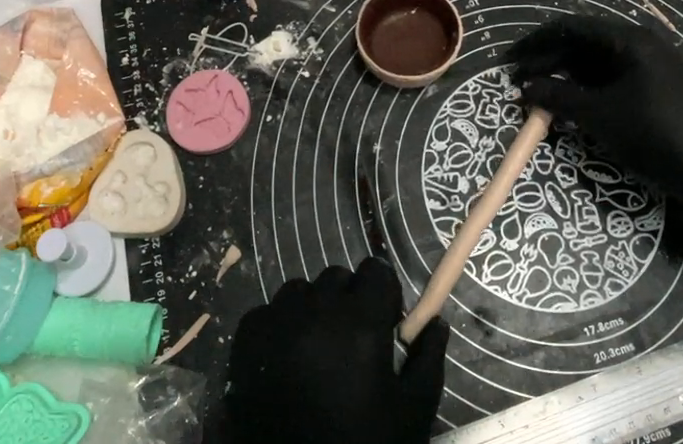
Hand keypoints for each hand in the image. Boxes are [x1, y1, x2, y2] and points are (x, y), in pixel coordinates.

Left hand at [223, 258, 448, 443]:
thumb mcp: (411, 412)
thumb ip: (428, 359)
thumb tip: (436, 321)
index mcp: (361, 323)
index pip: (376, 271)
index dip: (383, 293)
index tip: (383, 321)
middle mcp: (317, 310)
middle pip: (338, 278)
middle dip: (349, 300)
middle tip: (351, 341)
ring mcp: (277, 320)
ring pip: (301, 290)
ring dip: (313, 309)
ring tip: (316, 350)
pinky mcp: (246, 337)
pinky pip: (270, 311)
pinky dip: (281, 326)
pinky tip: (286, 360)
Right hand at [507, 15, 682, 291]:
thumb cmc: (656, 136)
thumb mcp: (599, 116)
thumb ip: (558, 97)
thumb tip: (522, 88)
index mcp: (629, 38)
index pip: (570, 26)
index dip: (535, 42)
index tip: (509, 61)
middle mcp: (641, 43)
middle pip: (583, 42)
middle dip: (548, 60)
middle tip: (520, 82)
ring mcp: (652, 65)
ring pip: (596, 62)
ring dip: (565, 76)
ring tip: (539, 96)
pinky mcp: (658, 87)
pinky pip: (612, 78)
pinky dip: (586, 89)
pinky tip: (570, 107)